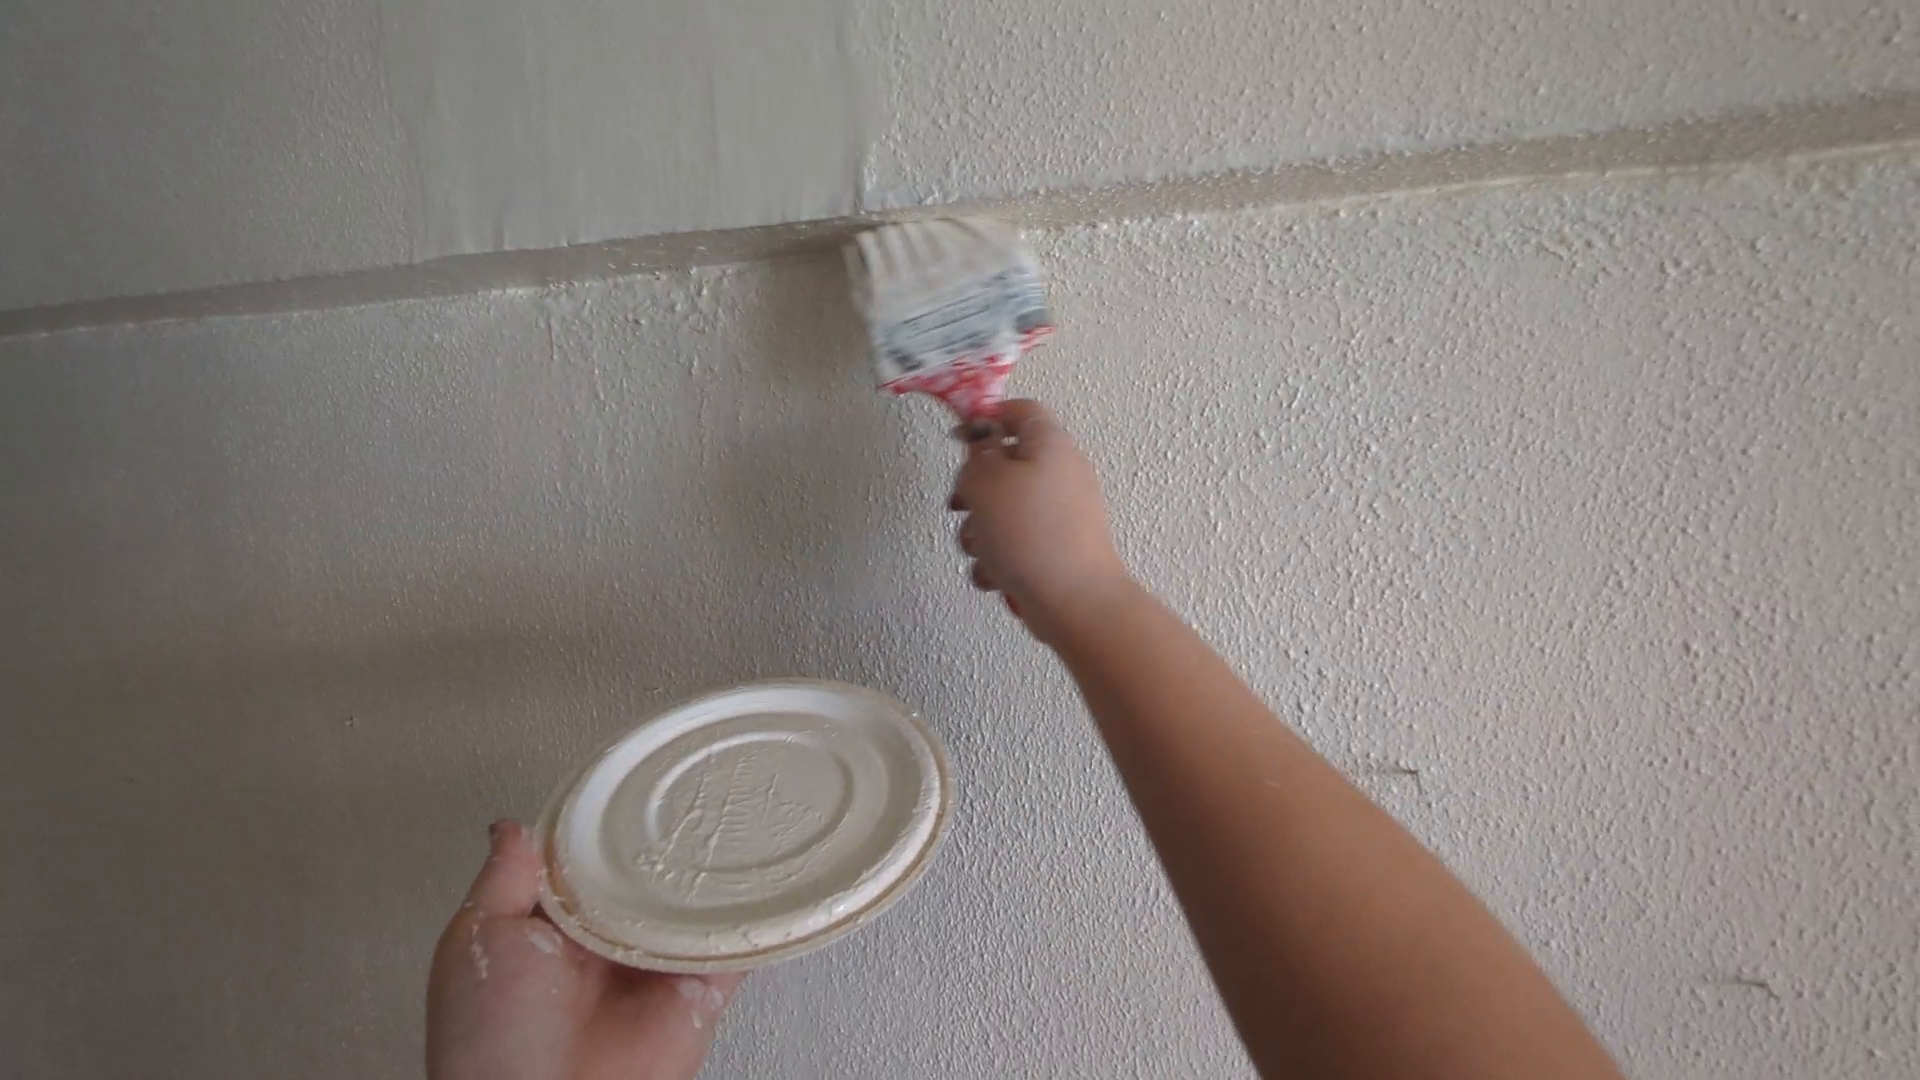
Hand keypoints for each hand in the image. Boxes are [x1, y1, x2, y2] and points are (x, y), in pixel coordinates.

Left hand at [427, 821, 745, 1079]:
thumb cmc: (493, 1045)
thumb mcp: (477, 944)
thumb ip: (502, 881)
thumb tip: (509, 828)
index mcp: (562, 931)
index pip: (594, 862)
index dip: (612, 826)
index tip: (633, 785)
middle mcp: (614, 944)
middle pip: (653, 876)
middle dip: (673, 842)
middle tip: (696, 795)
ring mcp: (660, 965)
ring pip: (699, 902)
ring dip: (716, 871)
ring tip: (737, 820)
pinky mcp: (702, 987)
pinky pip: (737, 944)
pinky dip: (755, 916)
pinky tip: (767, 880)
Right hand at [950, 399, 1133, 640]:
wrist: (1072, 599)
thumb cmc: (1031, 534)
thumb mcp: (986, 481)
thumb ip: (976, 455)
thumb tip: (981, 448)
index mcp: (1051, 444)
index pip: (1018, 410)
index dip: (985, 417)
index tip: (958, 437)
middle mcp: (1061, 475)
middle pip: (1005, 467)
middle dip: (974, 491)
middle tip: (962, 504)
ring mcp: (1059, 516)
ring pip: (1003, 512)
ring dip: (981, 531)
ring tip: (984, 548)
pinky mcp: (1054, 550)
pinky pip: (1014, 545)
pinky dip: (999, 560)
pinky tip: (998, 573)